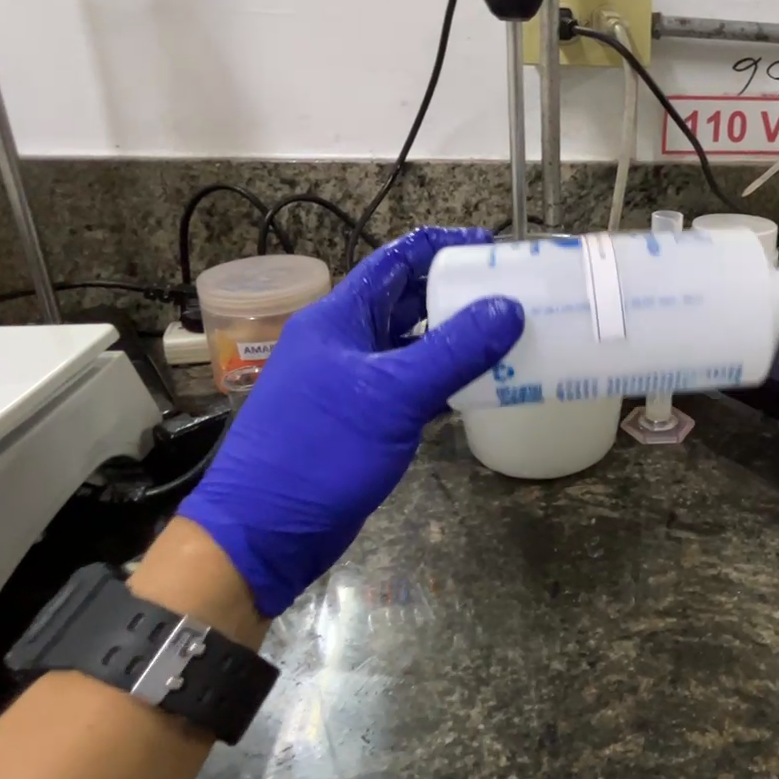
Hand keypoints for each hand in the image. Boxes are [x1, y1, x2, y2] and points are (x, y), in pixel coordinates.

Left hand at [180, 228, 524, 615]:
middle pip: (408, 301)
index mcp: (340, 318)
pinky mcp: (363, 419)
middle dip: (457, 294)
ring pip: (413, 346)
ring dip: (457, 341)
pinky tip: (484, 389)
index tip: (493, 248)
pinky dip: (447, 382)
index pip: (396, 260)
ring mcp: (353, 382)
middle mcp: (345, 341)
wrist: (266, 532)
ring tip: (509, 337)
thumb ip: (454, 351)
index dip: (443, 246)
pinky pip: (414, 386)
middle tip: (512, 295)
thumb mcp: (393, 395)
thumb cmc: (320, 451)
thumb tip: (510, 308)